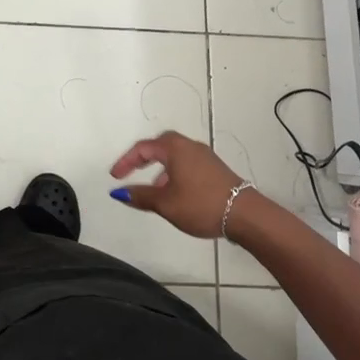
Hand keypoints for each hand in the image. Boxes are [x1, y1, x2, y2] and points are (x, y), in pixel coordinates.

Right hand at [109, 131, 250, 238]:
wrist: (244, 213)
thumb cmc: (200, 204)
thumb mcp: (166, 203)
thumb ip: (141, 196)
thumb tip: (119, 192)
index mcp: (174, 148)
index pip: (143, 148)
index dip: (126, 161)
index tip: (115, 176)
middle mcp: (189, 145)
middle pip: (160, 145)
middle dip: (143, 159)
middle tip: (132, 173)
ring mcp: (204, 155)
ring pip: (175, 156)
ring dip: (160, 169)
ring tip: (154, 191)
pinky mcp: (215, 167)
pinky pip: (186, 163)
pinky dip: (174, 173)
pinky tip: (176, 194)